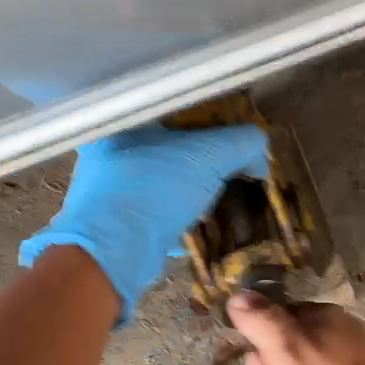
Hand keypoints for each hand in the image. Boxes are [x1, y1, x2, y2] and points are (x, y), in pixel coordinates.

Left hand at [20, 125, 268, 318]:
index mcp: (124, 123)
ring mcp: (104, 188)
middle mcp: (107, 150)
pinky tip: (193, 227)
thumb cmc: (155, 191)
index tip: (231, 140)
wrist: (111, 253)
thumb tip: (260, 147)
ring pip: (159, 181)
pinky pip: (151, 211)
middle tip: (227, 173)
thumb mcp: (210, 157)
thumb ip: (242, 144)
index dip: (209, 122)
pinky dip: (173, 217)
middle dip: (200, 161)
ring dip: (188, 191)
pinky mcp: (110, 221)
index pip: (175, 111)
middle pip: (168, 147)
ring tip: (212, 203)